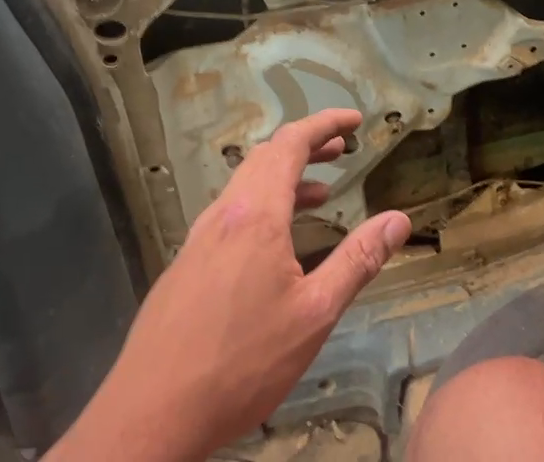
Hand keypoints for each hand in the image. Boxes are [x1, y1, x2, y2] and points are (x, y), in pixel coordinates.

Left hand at [47, 109, 411, 461]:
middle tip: (344, 150)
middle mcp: (220, 218)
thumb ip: (358, 260)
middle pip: (264, 160)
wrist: (145, 423)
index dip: (324, 125)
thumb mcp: (315, 313)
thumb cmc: (240, 364)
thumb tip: (398, 219)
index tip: (354, 122)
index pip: (289, 145)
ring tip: (321, 193)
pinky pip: (229, 218)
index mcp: (254, 217)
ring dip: (284, 179)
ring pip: (243, 190)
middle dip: (307, 147)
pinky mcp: (182, 273)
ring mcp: (196, 246)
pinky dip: (263, 208)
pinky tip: (277, 246)